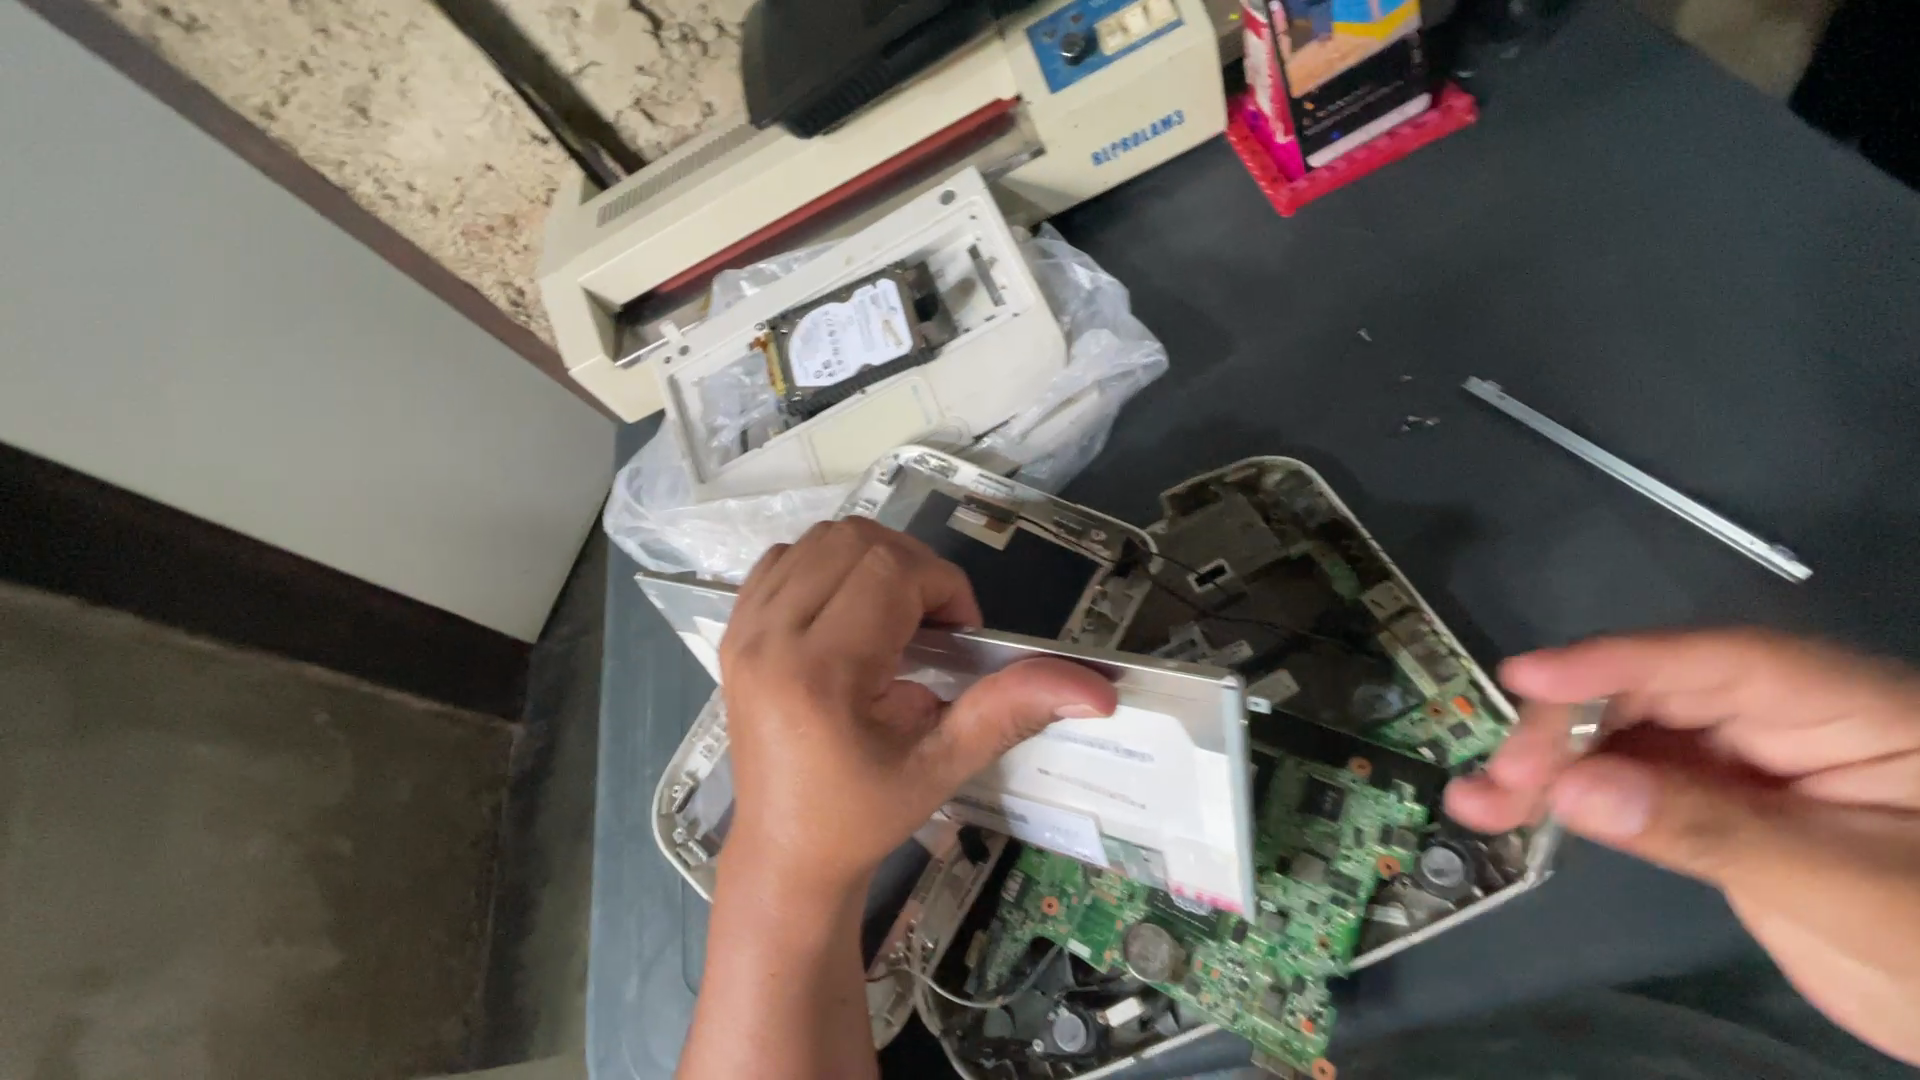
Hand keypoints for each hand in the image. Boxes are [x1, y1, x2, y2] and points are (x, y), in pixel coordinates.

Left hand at [718, 518, 1117, 892]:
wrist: (786, 849)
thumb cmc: (864, 814)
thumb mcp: (943, 764)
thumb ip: (1011, 710)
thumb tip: (1097, 688)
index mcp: (820, 673)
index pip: (889, 571)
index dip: (942, 585)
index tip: (959, 634)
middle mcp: (770, 637)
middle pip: (855, 541)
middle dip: (912, 567)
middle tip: (933, 623)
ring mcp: (742, 629)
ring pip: (821, 539)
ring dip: (873, 561)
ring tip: (894, 616)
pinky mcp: (732, 629)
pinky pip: (785, 557)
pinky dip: (828, 565)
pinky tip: (849, 612)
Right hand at [1445, 629, 1919, 1064]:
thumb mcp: (1855, 894)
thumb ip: (1713, 833)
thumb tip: (1574, 790)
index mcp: (1853, 712)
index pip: (1724, 664)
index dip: (1617, 663)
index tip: (1524, 675)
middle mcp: (1780, 720)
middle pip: (1646, 697)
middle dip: (1563, 732)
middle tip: (1504, 776)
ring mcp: (1734, 761)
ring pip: (1614, 739)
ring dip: (1541, 769)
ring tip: (1477, 803)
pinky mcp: (1699, 800)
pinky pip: (1615, 784)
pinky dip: (1557, 799)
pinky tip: (1500, 811)